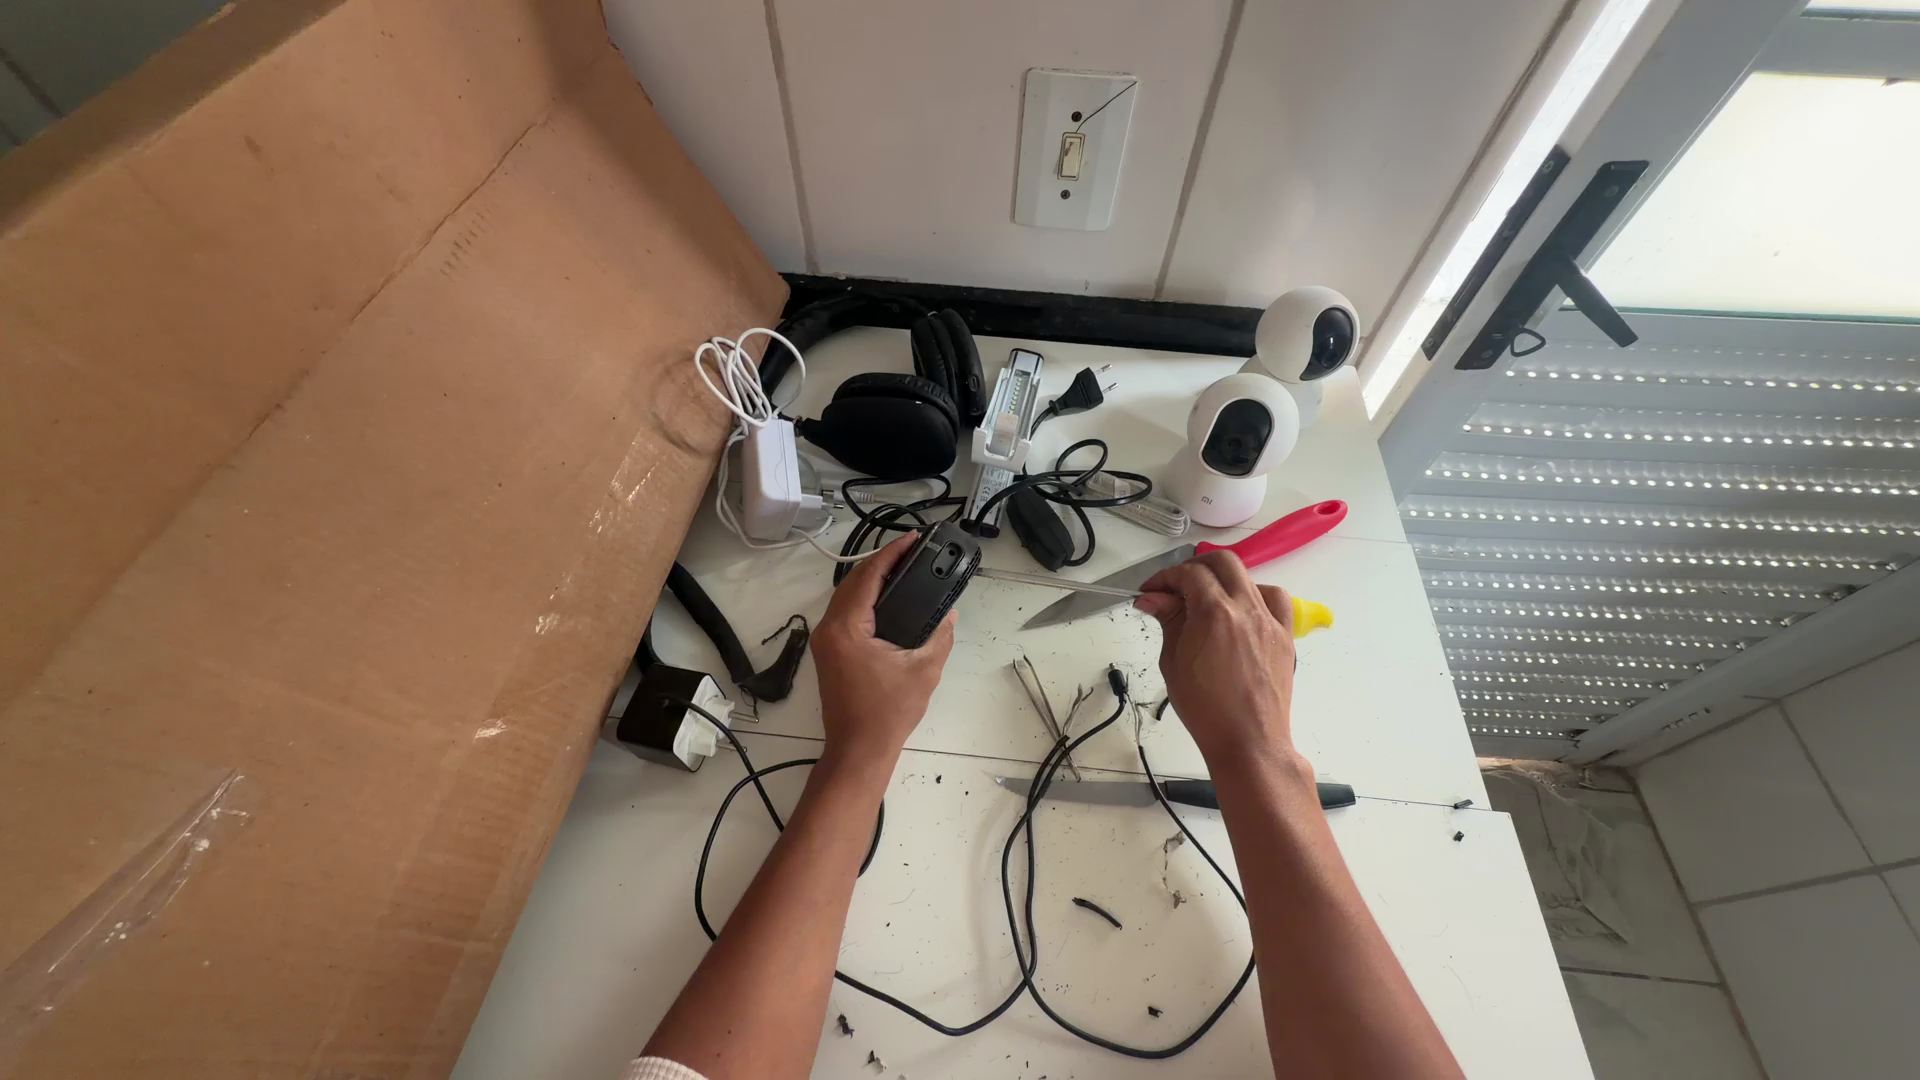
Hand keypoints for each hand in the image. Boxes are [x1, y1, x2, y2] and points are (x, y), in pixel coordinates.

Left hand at [811, 533, 956, 770]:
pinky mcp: (829, 652)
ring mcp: (825, 642)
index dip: (891, 554)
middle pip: (852, 582)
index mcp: (847, 629)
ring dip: (870, 579)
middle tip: (911, 552)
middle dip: (881, 562)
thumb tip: (949, 614)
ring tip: (901, 569)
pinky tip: (885, 598)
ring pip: (845, 596)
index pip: (867, 577)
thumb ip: (939, 636)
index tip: (912, 539)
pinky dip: (864, 598)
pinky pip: (845, 612)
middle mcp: (829, 630)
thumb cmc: (889, 712)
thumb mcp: (924, 670)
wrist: (858, 750)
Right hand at [1132, 551, 1300, 768]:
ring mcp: (1270, 620)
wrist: (1248, 740)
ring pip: (1248, 577)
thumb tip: (1152, 598)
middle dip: (1194, 567)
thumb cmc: (1203, 707)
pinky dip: (1256, 595)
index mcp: (1214, 613)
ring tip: (1207, 599)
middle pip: (1222, 562)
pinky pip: (1275, 599)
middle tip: (1175, 586)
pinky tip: (1243, 610)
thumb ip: (1168, 621)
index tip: (1150, 593)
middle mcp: (1246, 608)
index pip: (1188, 574)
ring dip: (1223, 579)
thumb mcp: (1173, 661)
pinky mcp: (1285, 635)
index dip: (1164, 578)